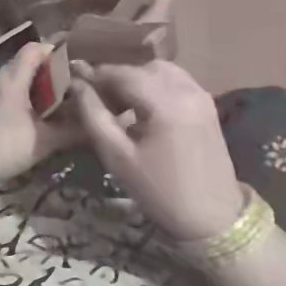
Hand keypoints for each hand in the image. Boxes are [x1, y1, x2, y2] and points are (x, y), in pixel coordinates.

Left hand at [0, 42, 80, 182]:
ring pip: (20, 74)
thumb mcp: (44, 141)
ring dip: (41, 82)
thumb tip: (94, 123)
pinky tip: (43, 109)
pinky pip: (12, 87)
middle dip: (53, 68)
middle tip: (76, 81)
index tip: (77, 63)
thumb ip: (71, 130)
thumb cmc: (6, 148)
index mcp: (13, 78)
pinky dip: (29, 92)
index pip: (35, 48)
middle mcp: (0, 77)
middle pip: (29, 60)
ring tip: (64, 96)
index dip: (57, 51)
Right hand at [71, 60, 243, 240]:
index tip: (73, 79)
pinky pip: (176, 82)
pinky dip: (154, 85)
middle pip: (143, 68)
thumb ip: (94, 115)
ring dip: (136, 79)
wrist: (212, 217)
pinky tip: (141, 107)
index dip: (95, 73)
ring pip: (161, 71)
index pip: (123, 73)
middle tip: (94, 95)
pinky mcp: (207, 105)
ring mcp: (201, 95)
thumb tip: (77, 85)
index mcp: (165, 102)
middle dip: (116, 76)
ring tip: (117, 102)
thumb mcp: (118, 156)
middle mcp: (187, 89)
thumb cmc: (159, 191)